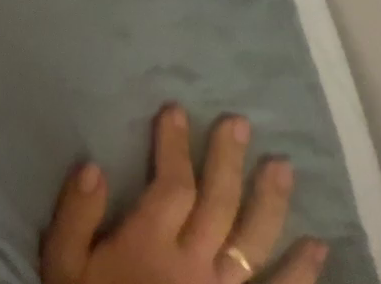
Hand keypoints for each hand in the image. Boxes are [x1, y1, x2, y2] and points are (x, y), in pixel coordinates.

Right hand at [42, 106, 329, 283]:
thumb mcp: (63, 259)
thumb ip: (75, 214)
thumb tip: (92, 166)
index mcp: (148, 242)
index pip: (171, 185)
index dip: (175, 146)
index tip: (176, 112)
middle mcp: (194, 261)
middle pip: (219, 204)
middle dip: (227, 161)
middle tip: (238, 124)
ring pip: (255, 239)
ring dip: (270, 201)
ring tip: (281, 165)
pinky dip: (302, 268)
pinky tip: (316, 244)